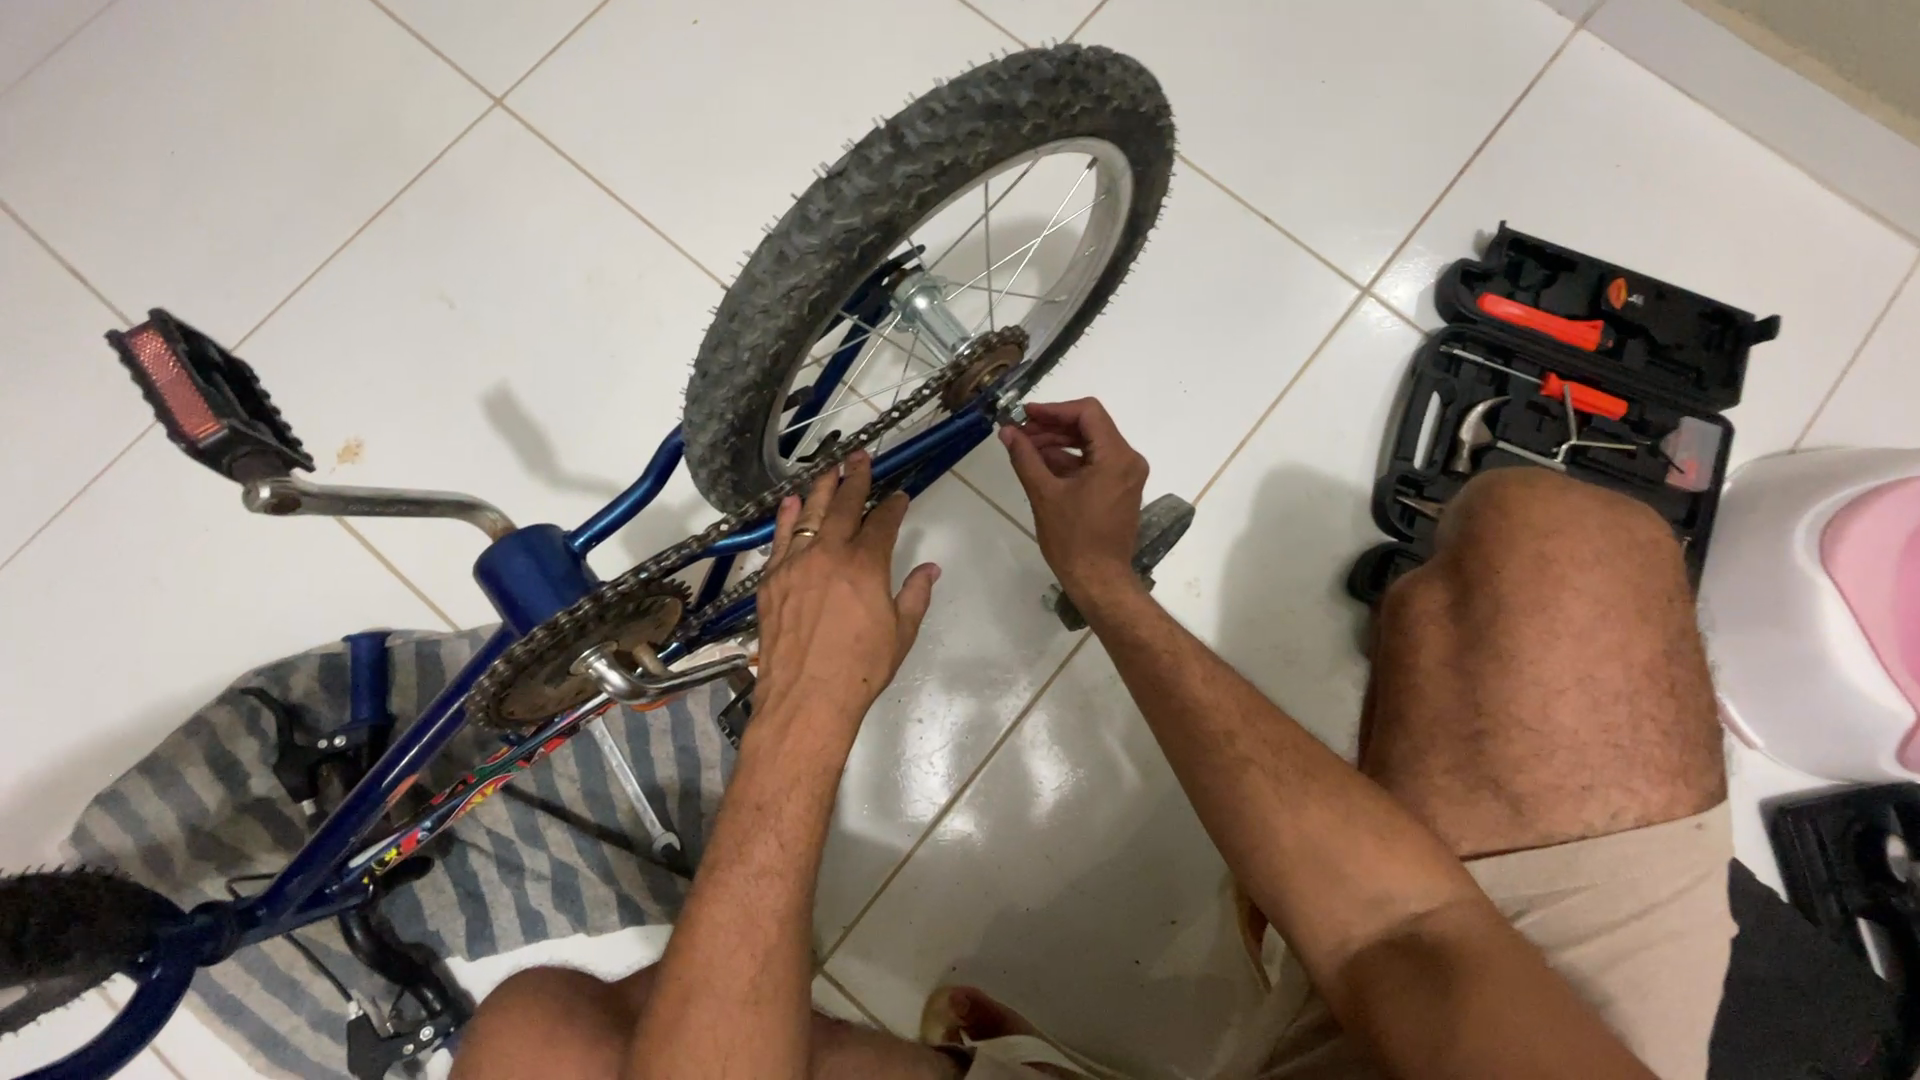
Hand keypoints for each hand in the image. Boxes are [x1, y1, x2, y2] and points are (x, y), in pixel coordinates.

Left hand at [752, 452, 940, 727]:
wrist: (806, 698)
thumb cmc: (861, 670)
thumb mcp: (901, 633)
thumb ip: (914, 594)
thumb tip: (930, 569)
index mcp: (866, 565)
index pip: (882, 522)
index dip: (893, 505)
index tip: (899, 494)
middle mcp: (829, 554)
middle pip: (843, 506)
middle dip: (855, 478)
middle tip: (860, 457)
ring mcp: (796, 565)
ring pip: (809, 515)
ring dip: (821, 488)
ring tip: (828, 467)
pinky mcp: (772, 581)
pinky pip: (780, 540)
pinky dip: (787, 518)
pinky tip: (792, 502)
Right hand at [999, 398, 1147, 605]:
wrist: (1099, 580)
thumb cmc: (1073, 540)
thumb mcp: (1044, 494)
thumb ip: (1025, 457)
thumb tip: (1007, 431)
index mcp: (1116, 457)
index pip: (1087, 413)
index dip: (1053, 410)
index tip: (1025, 415)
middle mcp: (1128, 460)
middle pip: (1089, 427)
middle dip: (1052, 427)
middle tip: (1019, 433)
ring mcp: (1126, 476)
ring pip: (1090, 445)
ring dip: (1058, 443)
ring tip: (1024, 449)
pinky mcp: (1119, 490)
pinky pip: (1094, 464)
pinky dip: (1069, 461)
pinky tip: (1040, 464)